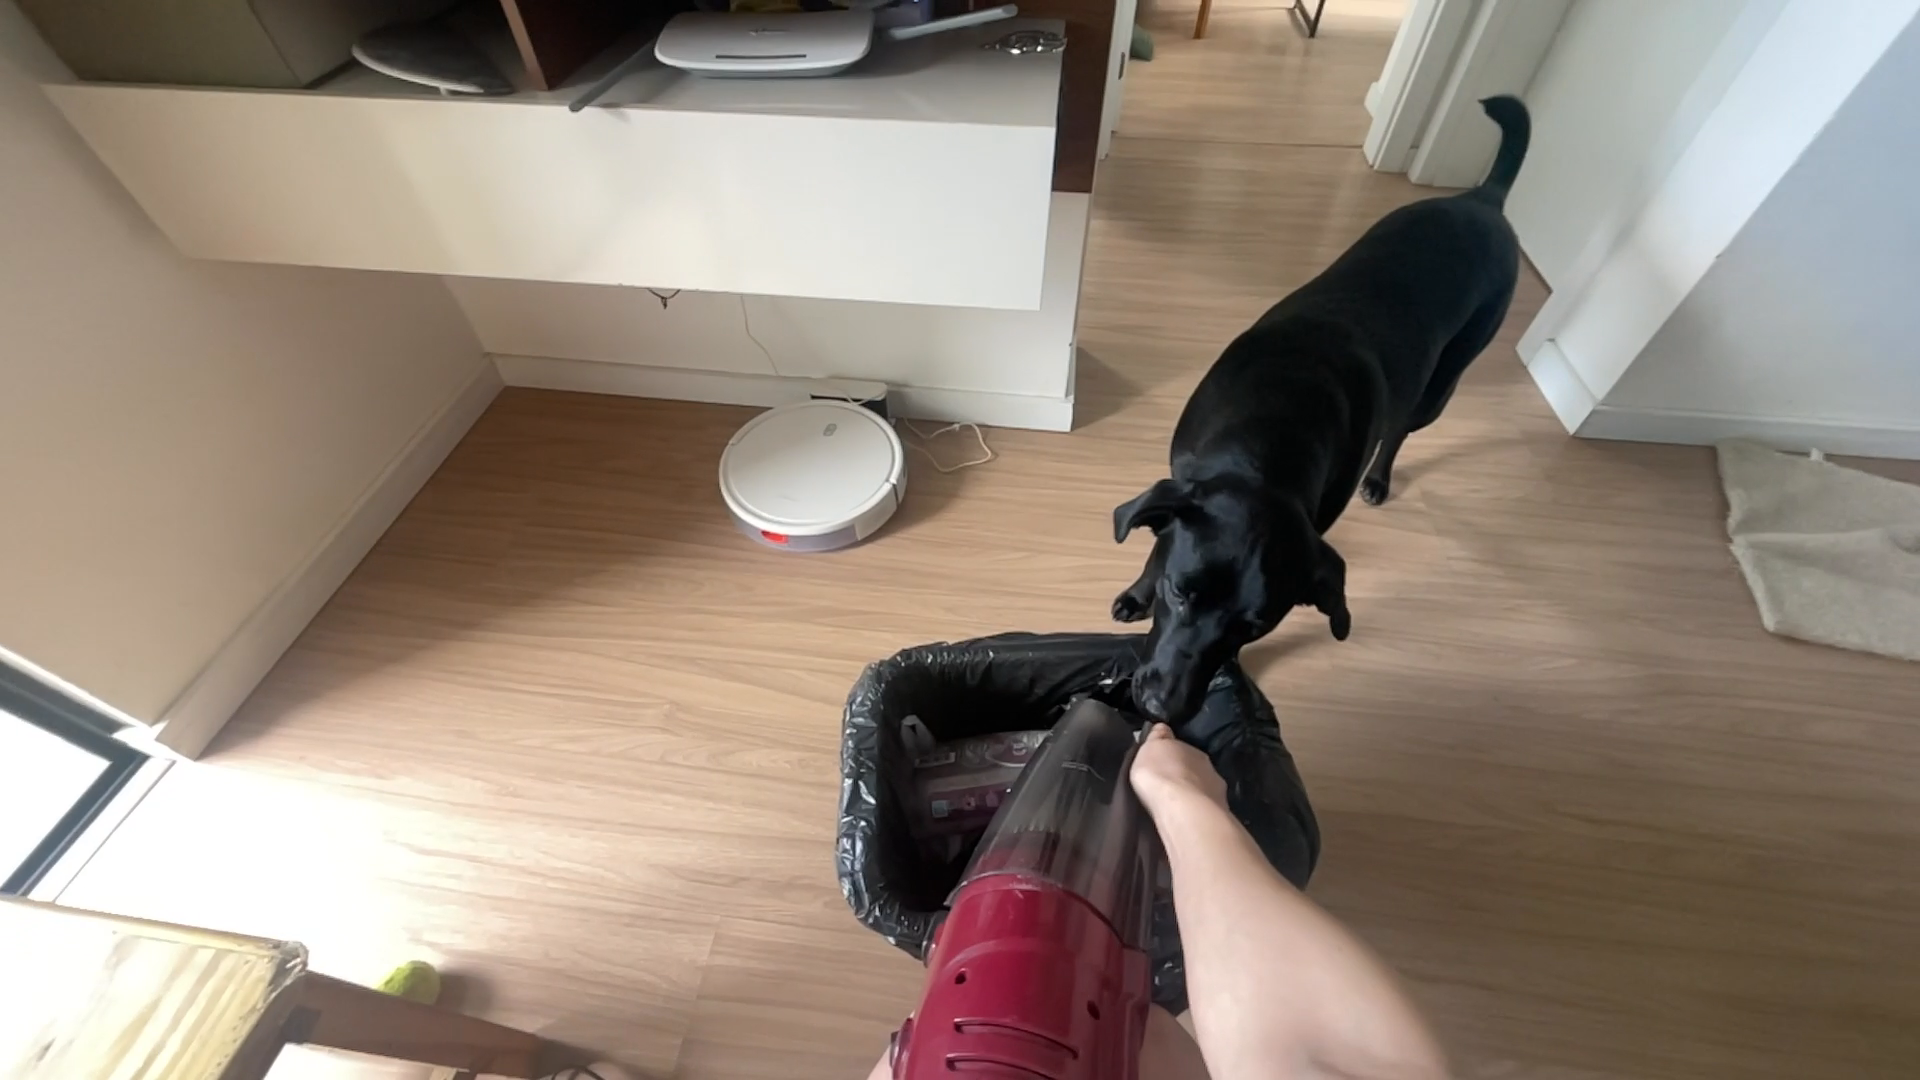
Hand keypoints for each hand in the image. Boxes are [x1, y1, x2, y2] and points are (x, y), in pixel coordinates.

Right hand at [1130, 723, 1228, 820]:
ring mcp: (1216, 787)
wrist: (1185, 810)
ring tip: (1180, 801)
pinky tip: (1190, 814)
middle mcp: (1206, 763)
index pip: (1177, 743)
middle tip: (1169, 781)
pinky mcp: (1221, 809)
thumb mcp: (1148, 749)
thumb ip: (1156, 739)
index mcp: (1188, 746)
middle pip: (1192, 764)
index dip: (1169, 749)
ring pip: (1203, 784)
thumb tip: (1162, 729)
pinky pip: (1207, 804)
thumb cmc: (1160, 776)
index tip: (1162, 756)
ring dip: (1193, 790)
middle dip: (1183, 770)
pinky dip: (1199, 807)